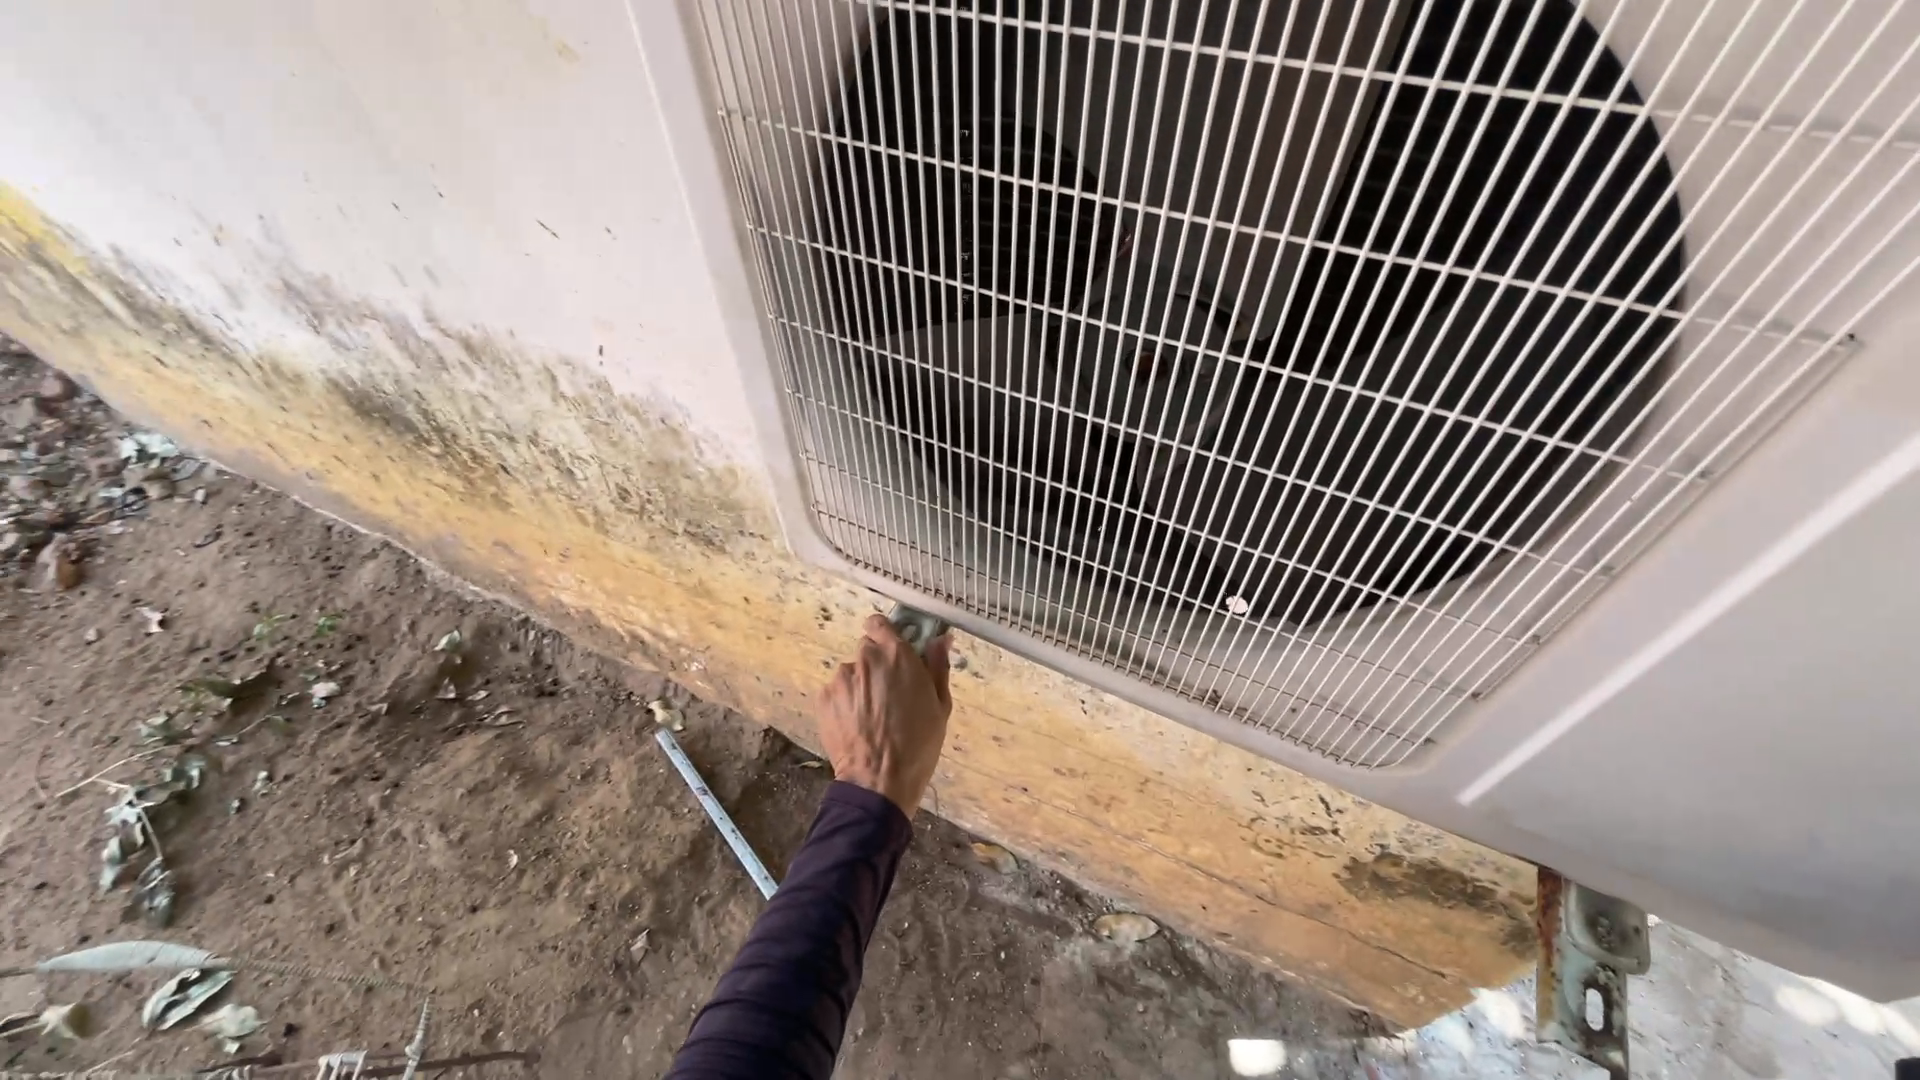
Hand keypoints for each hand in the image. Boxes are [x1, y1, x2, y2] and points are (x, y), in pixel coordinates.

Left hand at [816, 614, 952, 816]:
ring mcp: (841, 678)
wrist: (879, 780)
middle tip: (888, 692)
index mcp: (897, 654)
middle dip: (876, 664)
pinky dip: (844, 704)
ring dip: (860, 686)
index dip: (886, 635)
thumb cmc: (919, 743)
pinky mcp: (823, 698)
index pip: (880, 623)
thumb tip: (942, 638)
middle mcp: (866, 658)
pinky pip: (836, 693)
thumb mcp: (940, 705)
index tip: (894, 652)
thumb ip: (938, 665)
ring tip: (871, 716)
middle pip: (866, 649)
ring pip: (851, 673)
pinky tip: (857, 725)